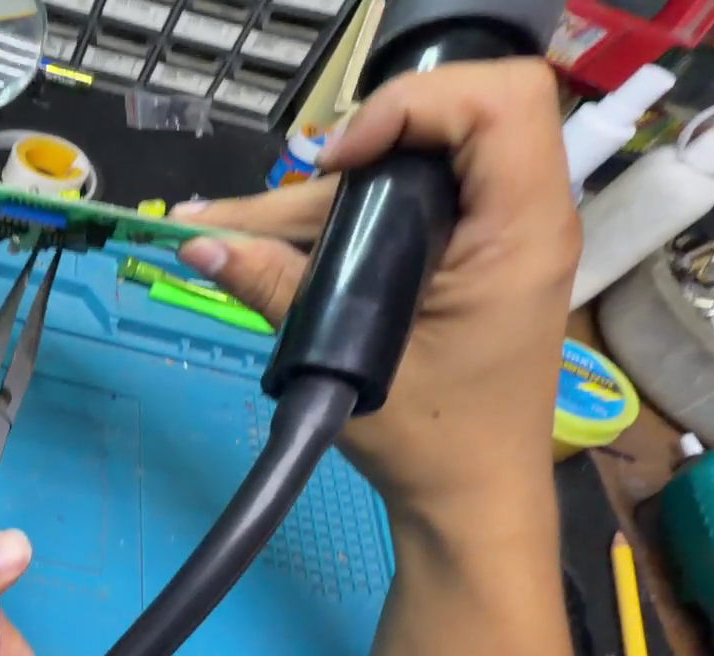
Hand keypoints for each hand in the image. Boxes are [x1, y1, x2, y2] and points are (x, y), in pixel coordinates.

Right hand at [172, 60, 578, 529]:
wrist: (466, 491)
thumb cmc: (429, 438)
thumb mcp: (347, 359)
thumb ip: (278, 291)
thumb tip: (199, 247)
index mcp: (515, 231)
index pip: (492, 105)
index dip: (407, 110)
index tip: (328, 169)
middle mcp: (505, 217)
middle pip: (404, 153)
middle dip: (301, 186)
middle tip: (208, 224)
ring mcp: (475, 239)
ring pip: (377, 192)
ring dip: (288, 214)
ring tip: (203, 234)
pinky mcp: (446, 262)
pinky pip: (378, 223)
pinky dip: (310, 234)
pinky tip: (248, 249)